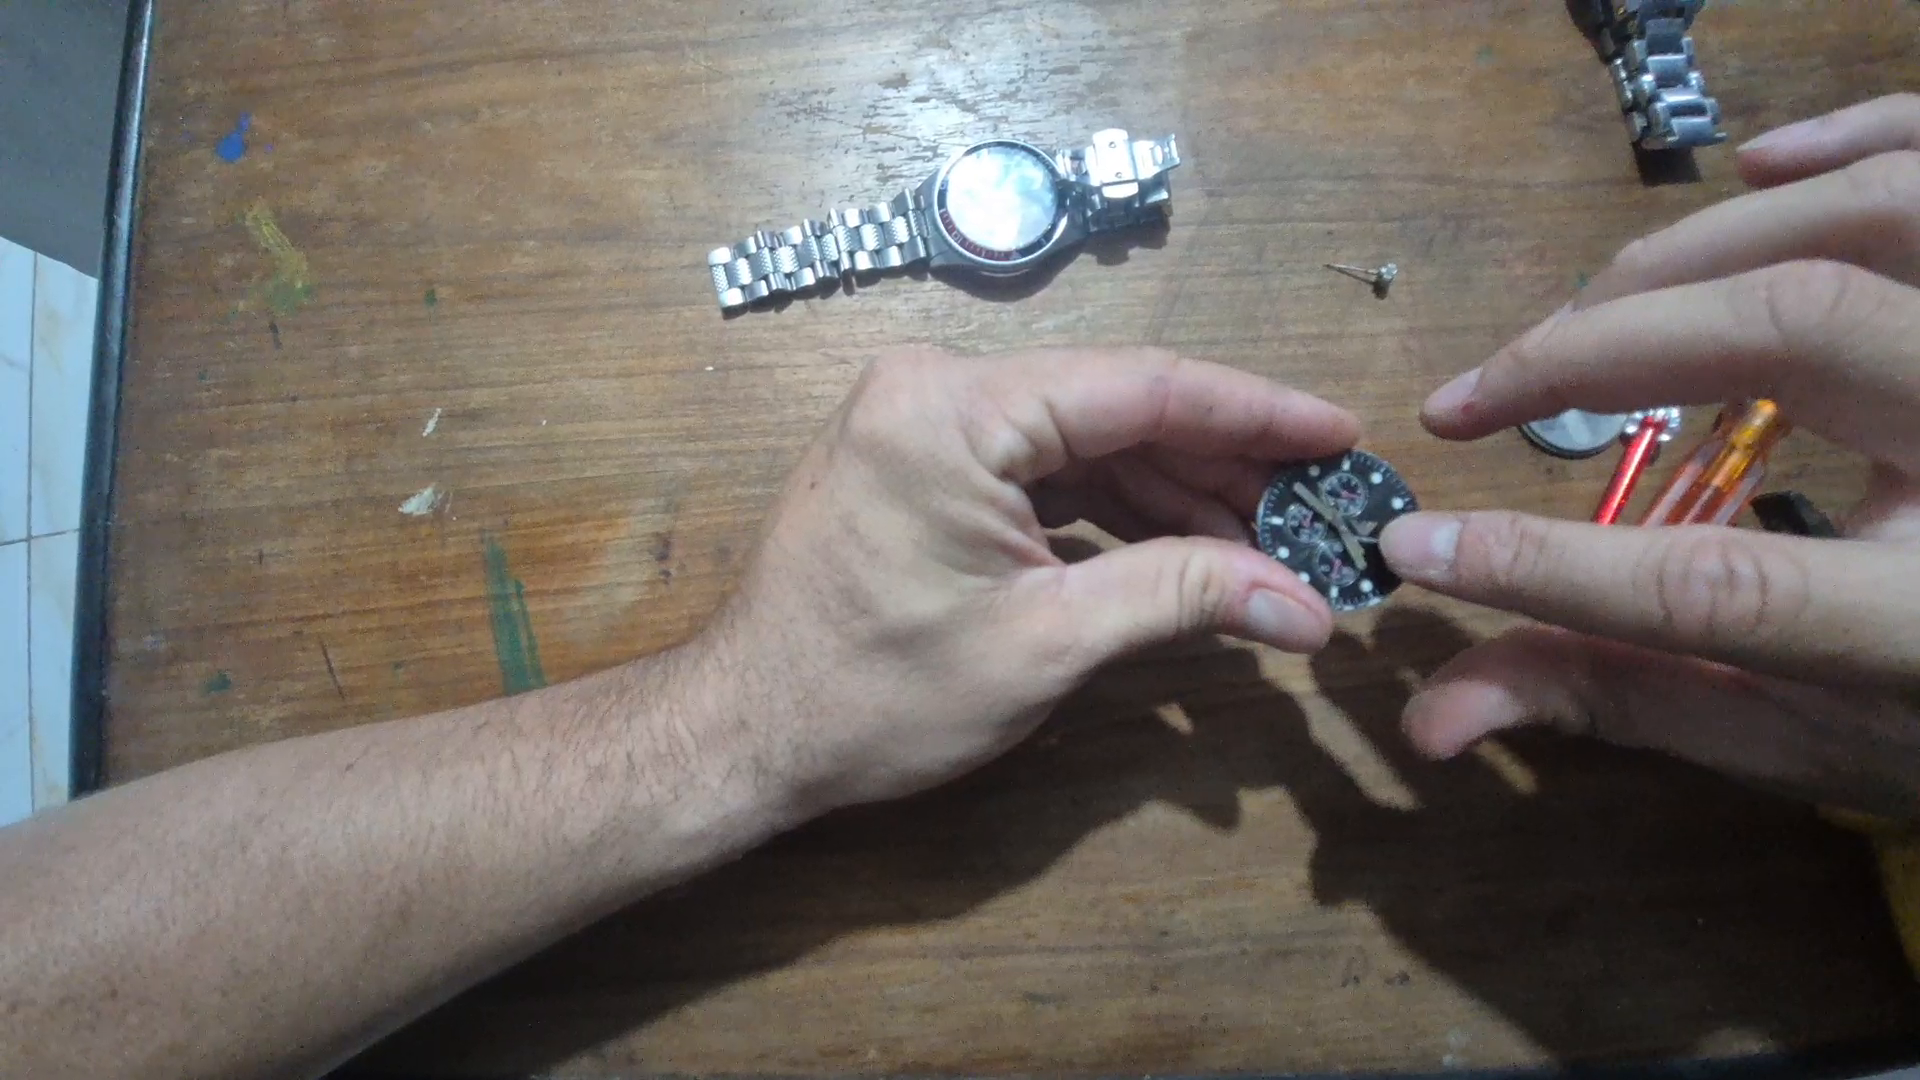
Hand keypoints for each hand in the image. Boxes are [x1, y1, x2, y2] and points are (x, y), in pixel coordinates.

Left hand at [696, 347, 1359, 812]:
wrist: (753, 730)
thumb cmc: (877, 695)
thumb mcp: (1043, 644)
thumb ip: (1178, 597)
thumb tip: (1304, 606)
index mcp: (953, 409)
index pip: (1138, 387)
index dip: (1251, 412)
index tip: (1336, 433)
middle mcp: (934, 389)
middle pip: (1111, 411)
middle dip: (1215, 464)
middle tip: (1306, 512)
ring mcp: (922, 422)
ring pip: (1079, 442)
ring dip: (1168, 491)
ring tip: (1257, 541)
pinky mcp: (922, 462)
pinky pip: (1037, 469)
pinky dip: (1108, 508)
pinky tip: (1175, 541)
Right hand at [1379, 95, 1919, 817]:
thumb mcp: (1777, 727)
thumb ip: (1599, 702)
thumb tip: (1424, 723)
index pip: (1718, 585)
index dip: (1540, 564)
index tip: (1408, 541)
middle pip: (1797, 329)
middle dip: (1587, 355)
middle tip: (1472, 401)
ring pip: (1872, 217)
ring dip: (1678, 257)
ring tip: (1570, 318)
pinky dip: (1857, 140)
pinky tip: (1754, 166)